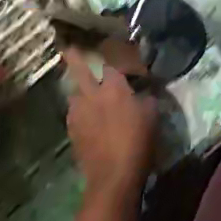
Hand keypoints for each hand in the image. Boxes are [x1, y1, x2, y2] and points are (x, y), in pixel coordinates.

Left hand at [61, 47, 157, 195]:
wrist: (113, 177)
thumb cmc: (138, 142)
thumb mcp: (153, 114)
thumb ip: (147, 96)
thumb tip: (144, 89)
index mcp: (114, 87)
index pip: (112, 60)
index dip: (113, 50)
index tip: (114, 44)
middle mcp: (92, 95)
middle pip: (79, 69)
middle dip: (74, 56)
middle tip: (67, 45)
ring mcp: (78, 113)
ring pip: (75, 93)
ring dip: (80, 89)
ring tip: (85, 90)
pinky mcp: (72, 131)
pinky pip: (76, 112)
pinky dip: (81, 109)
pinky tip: (88, 115)